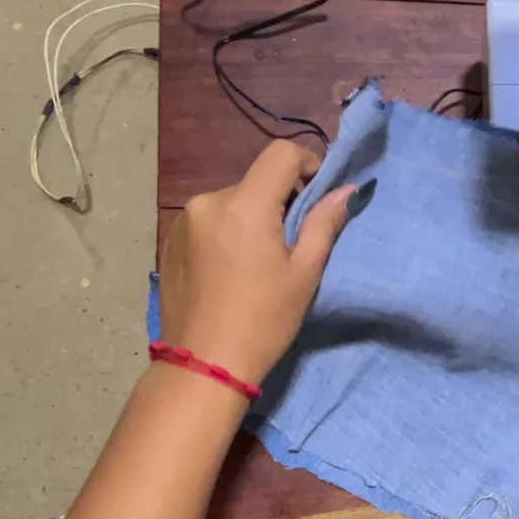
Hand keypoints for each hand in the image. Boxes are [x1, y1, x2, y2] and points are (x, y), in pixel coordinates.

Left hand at [158, 140, 369, 383]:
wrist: (205, 364)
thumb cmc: (265, 319)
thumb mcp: (305, 272)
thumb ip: (325, 223)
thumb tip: (348, 190)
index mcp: (246, 205)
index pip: (282, 154)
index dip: (308, 166)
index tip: (319, 198)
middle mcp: (209, 201)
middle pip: (257, 181)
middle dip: (281, 200)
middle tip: (294, 242)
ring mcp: (184, 221)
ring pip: (233, 202)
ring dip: (253, 218)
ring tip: (260, 262)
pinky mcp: (170, 241)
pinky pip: (210, 222)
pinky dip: (228, 233)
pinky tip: (232, 271)